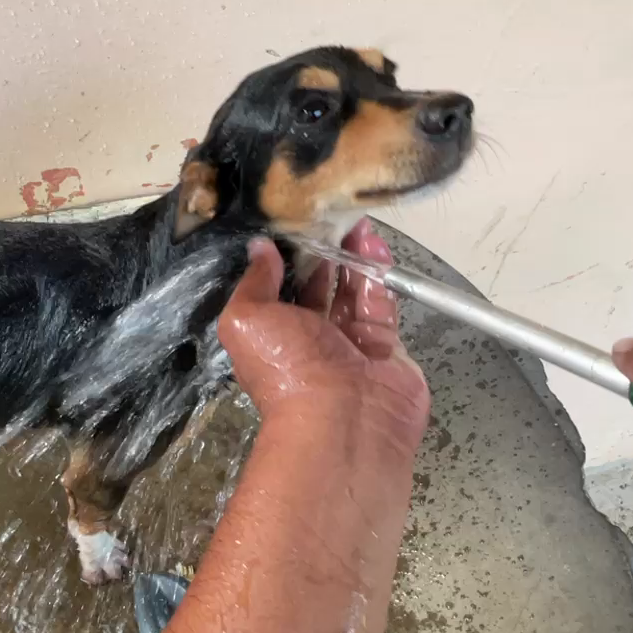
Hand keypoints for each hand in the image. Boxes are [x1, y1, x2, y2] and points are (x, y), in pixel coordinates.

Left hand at [219, 220, 428, 445]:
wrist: (341, 419)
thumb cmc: (284, 367)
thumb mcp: (246, 319)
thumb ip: (254, 282)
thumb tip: (259, 248)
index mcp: (273, 335)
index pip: (280, 290)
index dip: (287, 257)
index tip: (292, 221)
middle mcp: (311, 339)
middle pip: (319, 286)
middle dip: (323, 252)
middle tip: (328, 213)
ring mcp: (351, 342)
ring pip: (352, 289)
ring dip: (352, 254)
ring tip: (353, 218)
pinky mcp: (385, 343)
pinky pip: (381, 300)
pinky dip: (377, 271)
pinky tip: (372, 242)